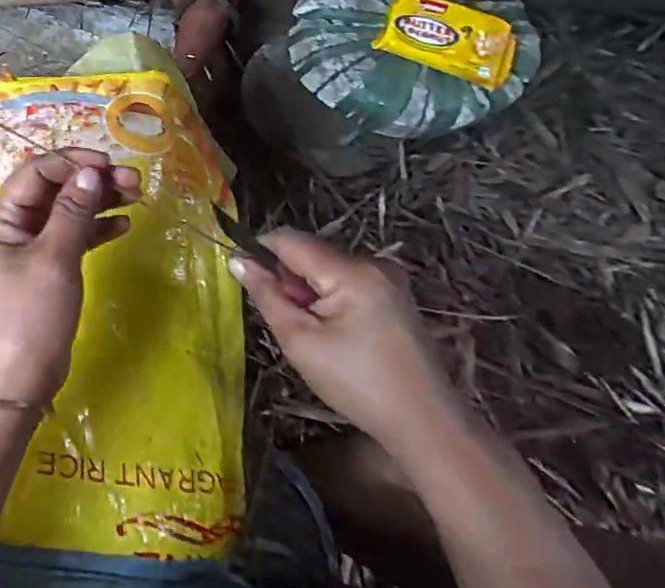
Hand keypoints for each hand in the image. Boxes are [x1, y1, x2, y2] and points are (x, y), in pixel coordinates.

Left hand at [0, 150, 140, 404]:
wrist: (22, 378)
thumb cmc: (31, 315)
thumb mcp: (55, 259)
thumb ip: (73, 212)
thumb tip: (91, 171)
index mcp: (2, 215)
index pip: (37, 171)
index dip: (73, 162)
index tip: (109, 164)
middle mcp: (13, 222)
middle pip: (55, 186)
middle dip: (92, 179)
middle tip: (133, 180)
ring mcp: (30, 243)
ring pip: (67, 208)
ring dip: (99, 199)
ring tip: (136, 195)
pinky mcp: (47, 263)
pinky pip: (73, 233)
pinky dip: (96, 226)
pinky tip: (123, 224)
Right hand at [229, 231, 462, 443]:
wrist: (427, 425)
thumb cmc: (357, 384)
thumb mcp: (300, 341)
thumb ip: (267, 295)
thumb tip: (238, 261)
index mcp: (350, 271)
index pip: (289, 239)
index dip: (259, 251)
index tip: (243, 275)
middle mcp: (372, 262)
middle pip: (309, 252)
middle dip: (287, 276)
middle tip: (286, 319)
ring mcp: (388, 277)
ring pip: (326, 266)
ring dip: (307, 288)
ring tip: (312, 331)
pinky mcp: (394, 294)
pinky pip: (347, 279)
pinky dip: (329, 295)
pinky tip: (334, 331)